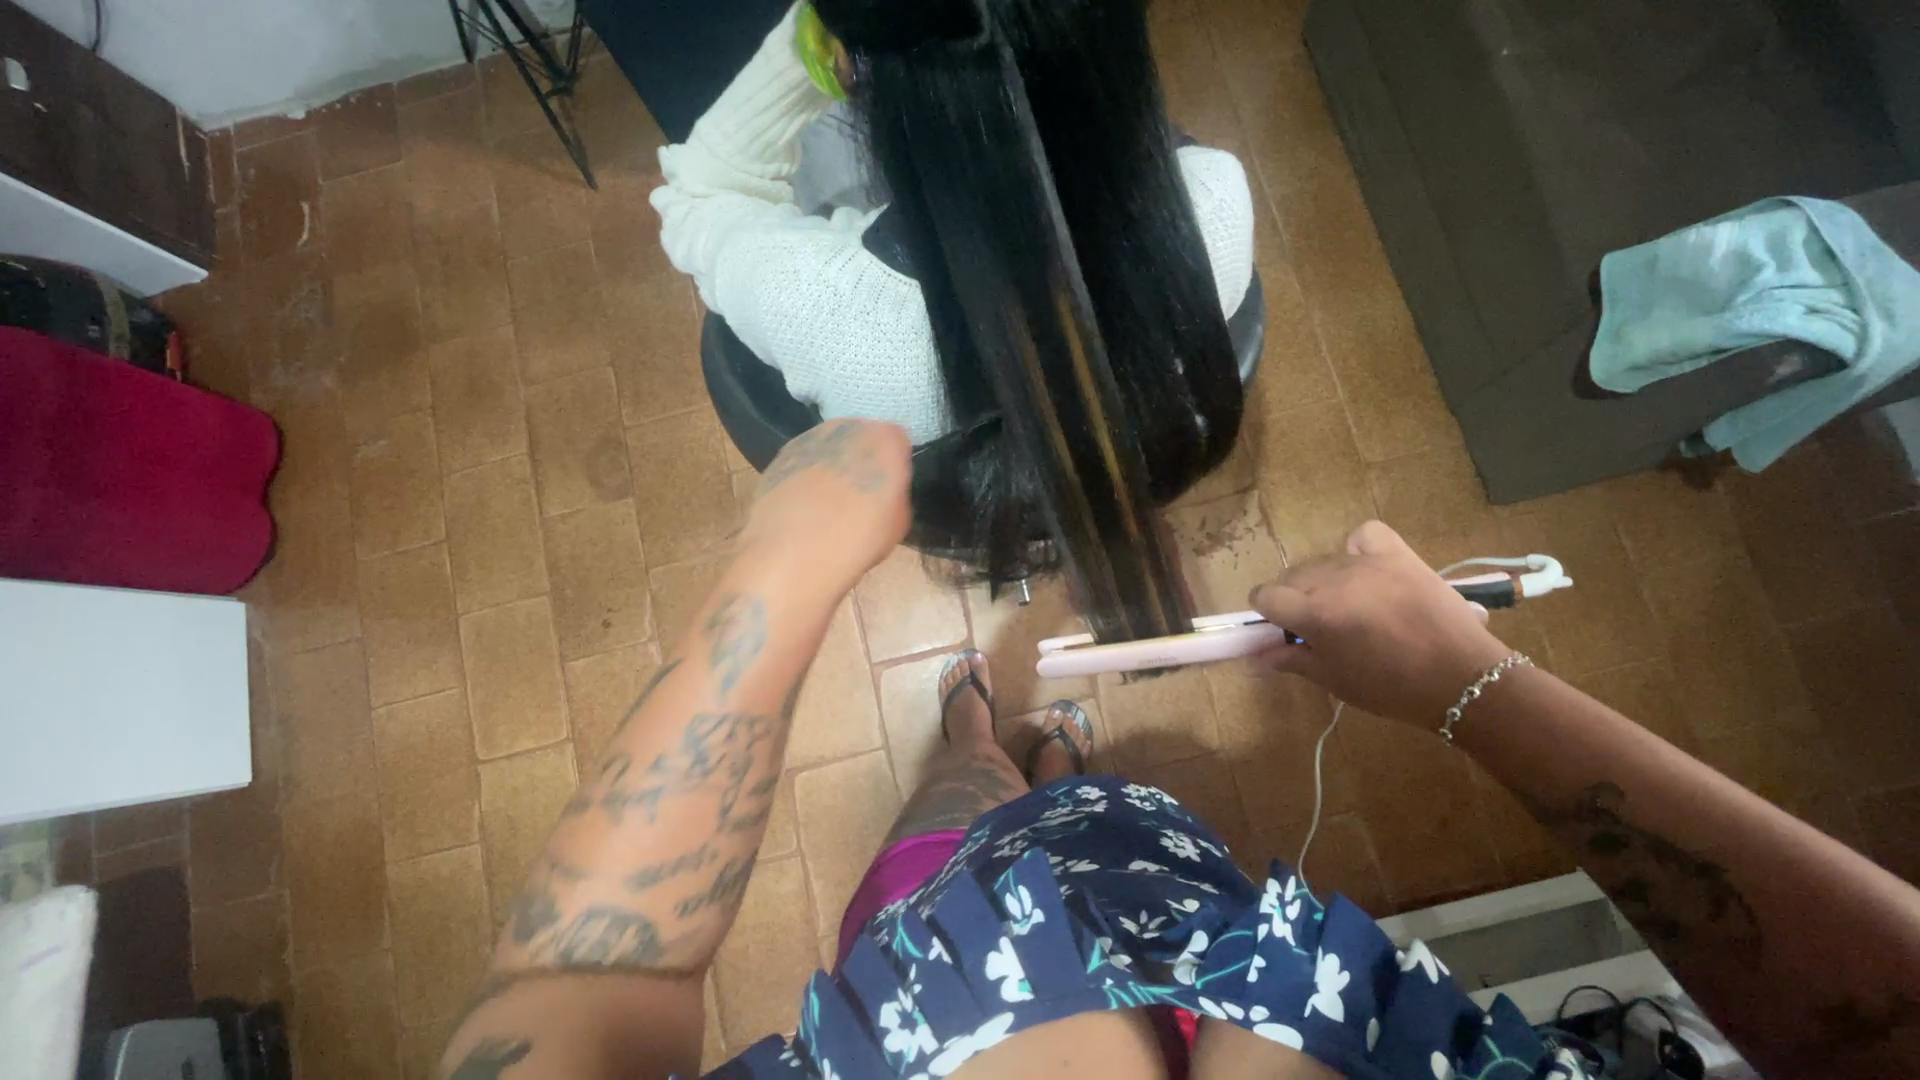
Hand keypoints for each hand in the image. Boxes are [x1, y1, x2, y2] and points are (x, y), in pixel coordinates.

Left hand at [739, 419, 912, 594]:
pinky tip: (804, 504)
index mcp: (886, 439)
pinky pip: (804, 460)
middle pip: (863, 437)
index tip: (890, 488)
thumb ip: (897, 492)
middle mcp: (849, 426)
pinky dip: (806, 475)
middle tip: (860, 494)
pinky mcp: (781, 454)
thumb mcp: (900, 521)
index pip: (898, 442)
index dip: (895, 465)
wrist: (794, 553)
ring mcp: (810, 438)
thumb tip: (886, 490)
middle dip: (863, 459)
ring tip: (829, 501)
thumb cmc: (859, 538)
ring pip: (831, 446)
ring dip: (833, 465)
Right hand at [1247, 521, 1512, 727]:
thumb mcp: (1334, 679)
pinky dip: (1357, 548)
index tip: (1282, 628)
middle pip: (1292, 577)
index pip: (1265, 595)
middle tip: (1320, 626)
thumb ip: (1291, 660)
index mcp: (1313, 614)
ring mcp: (1367, 564)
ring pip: (1324, 562)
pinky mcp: (1399, 555)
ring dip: (1325, 581)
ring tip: (1351, 605)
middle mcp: (1333, 580)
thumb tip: (1256, 658)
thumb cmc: (1391, 688)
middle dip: (1295, 599)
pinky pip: (1365, 536)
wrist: (1463, 679)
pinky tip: (1365, 569)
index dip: (1266, 611)